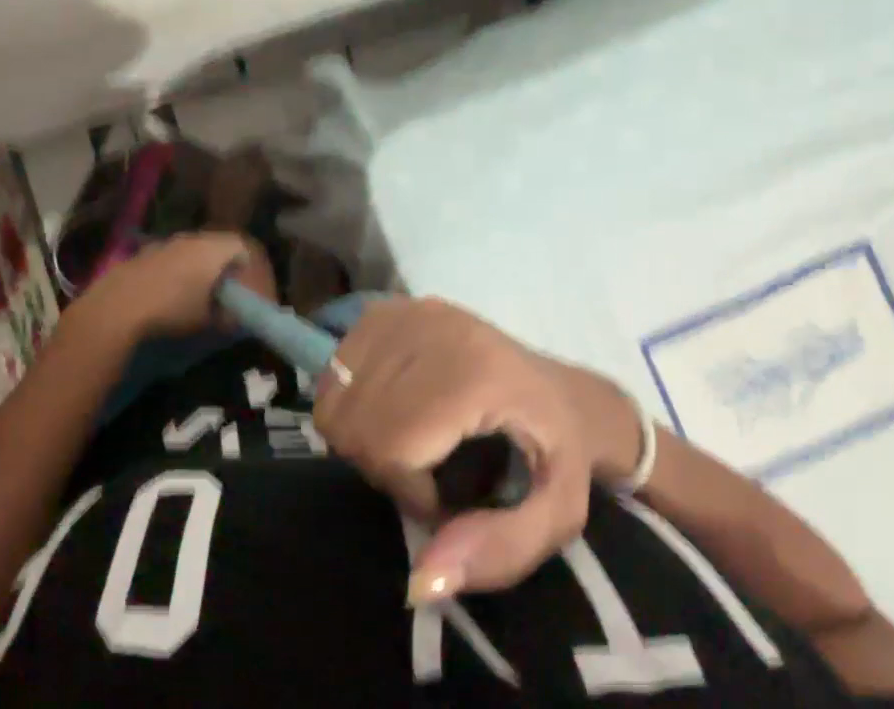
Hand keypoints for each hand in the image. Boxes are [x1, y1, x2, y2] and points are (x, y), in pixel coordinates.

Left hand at [73, 232, 274, 339]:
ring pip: (193, 253)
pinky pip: (171, 261)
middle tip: (234, 298)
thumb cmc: (173, 312)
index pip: (248, 248)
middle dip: (231, 271)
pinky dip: (180, 276)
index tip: (260, 296)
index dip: (258, 272)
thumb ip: (233, 318)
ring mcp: (163, 243)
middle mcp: (191, 238)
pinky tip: (173, 299)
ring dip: (202, 273)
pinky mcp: (142, 255)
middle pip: (220, 248)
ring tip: (202, 300)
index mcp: (214, 248)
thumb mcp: (212, 322)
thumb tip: (241, 319)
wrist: (116, 309)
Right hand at [313, 297, 641, 605]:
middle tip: (429, 474)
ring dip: (365, 441)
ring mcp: (400, 314)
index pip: (391, 447)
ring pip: (334, 404)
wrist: (562, 391)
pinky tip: (393, 413)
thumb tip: (419, 582)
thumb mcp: (556, 513)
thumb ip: (499, 552)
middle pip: (356, 426)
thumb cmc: (561, 454)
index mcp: (475, 373)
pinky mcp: (382, 311)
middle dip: (385, 469)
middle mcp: (427, 330)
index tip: (449, 499)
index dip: (411, 492)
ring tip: (411, 443)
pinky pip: (331, 377)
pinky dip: (353, 408)